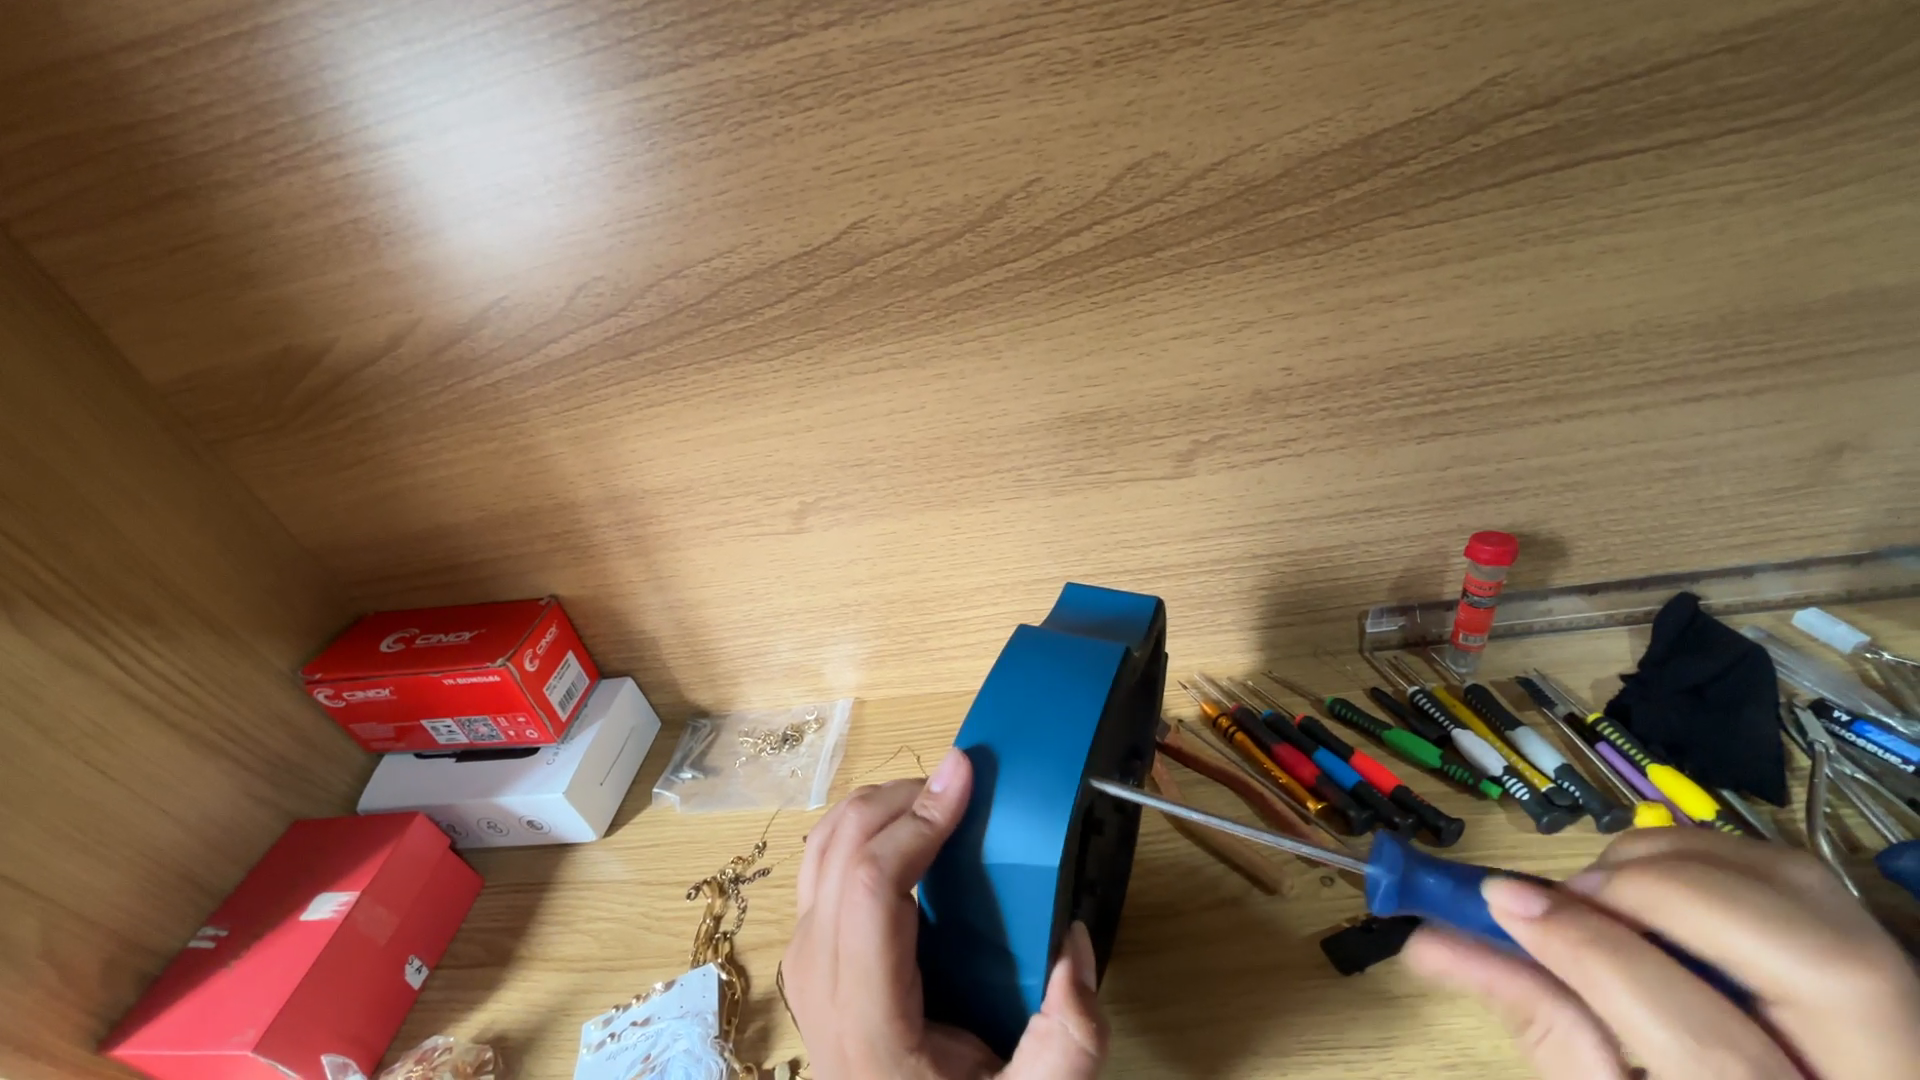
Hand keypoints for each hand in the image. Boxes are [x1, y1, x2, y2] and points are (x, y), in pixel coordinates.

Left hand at [784, 748, 1108, 1079]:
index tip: (964, 776)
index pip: (869, 885)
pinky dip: (865, 825)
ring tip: (939, 799)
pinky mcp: (808, 943)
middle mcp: (818, 974)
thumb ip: (1066, 1044)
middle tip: (963, 783)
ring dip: (881, 805)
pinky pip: (824, 859)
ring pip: (824, 843)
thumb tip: (1073, 943)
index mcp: (866, 1014)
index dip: (915, 820)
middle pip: (841, 848)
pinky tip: (909, 828)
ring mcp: (804, 955)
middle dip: (902, 797)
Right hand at [1403, 827, 1919, 1077]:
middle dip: (1668, 894)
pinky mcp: (1886, 975)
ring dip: (1685, 863)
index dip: (1592, 952)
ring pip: (1812, 896)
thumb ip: (1535, 1023)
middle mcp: (1886, 1079)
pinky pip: (1804, 879)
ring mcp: (1903, 1026)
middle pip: (1820, 963)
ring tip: (1608, 886)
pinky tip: (1656, 887)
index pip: (1705, 1042)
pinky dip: (1713, 857)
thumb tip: (1430, 940)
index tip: (1500, 897)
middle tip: (1575, 889)